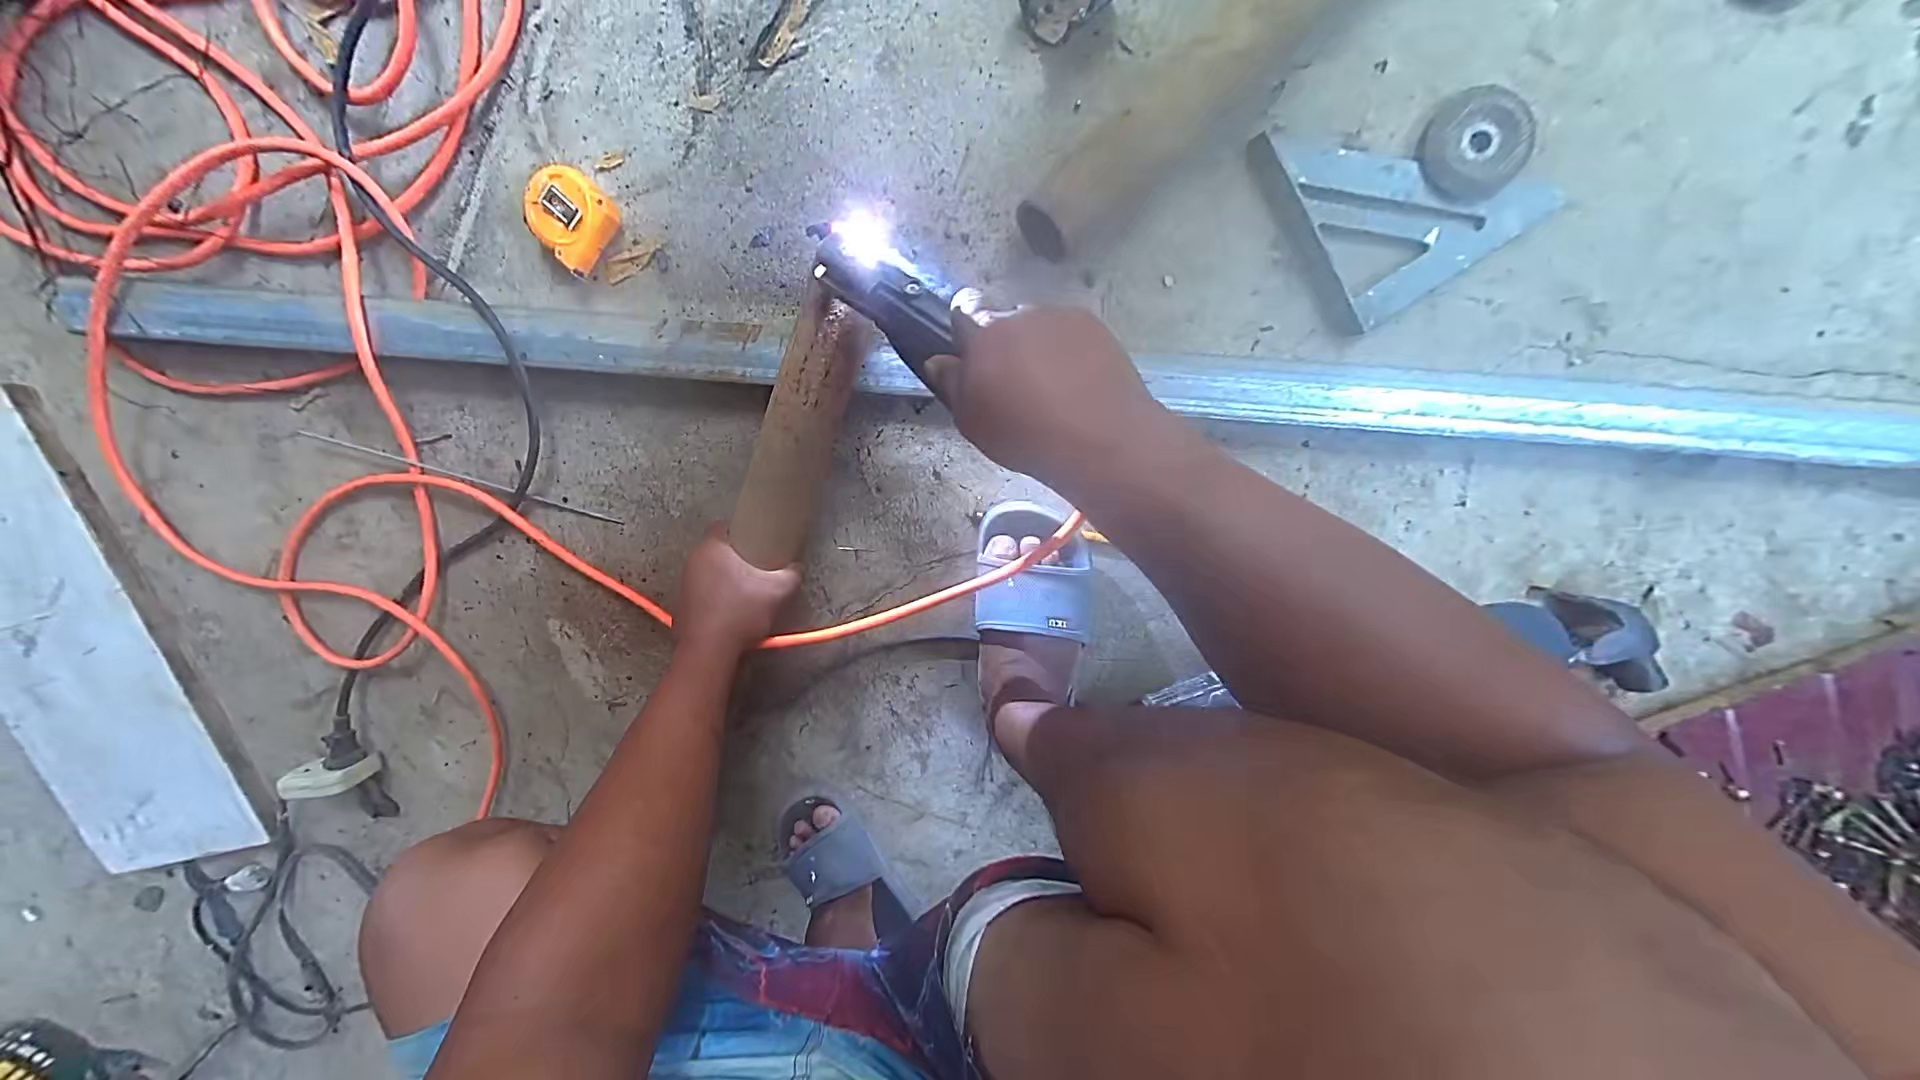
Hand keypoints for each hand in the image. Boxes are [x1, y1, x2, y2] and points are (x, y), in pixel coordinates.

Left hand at [672, 526, 800, 653]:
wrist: (709, 653)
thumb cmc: (739, 616)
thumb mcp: (778, 591)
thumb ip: (791, 574)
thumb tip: (795, 568)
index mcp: (712, 548)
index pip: (726, 525)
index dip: (745, 530)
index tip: (759, 540)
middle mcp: (693, 561)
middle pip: (719, 549)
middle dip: (738, 556)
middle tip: (758, 566)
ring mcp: (685, 584)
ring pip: (711, 570)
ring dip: (727, 576)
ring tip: (748, 589)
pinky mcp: (683, 604)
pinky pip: (704, 590)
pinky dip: (718, 595)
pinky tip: (733, 608)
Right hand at [922, 297, 1174, 483]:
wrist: (1100, 439)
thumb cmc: (1024, 434)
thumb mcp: (972, 421)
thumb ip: (952, 384)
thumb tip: (938, 361)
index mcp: (984, 332)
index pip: (963, 307)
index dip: (964, 329)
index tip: (972, 357)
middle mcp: (1023, 313)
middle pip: (1005, 319)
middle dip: (1004, 342)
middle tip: (1013, 383)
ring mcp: (1064, 317)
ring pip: (1040, 326)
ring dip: (1038, 346)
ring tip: (1051, 388)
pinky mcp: (1098, 329)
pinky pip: (1072, 335)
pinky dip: (1070, 352)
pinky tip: (1078, 385)